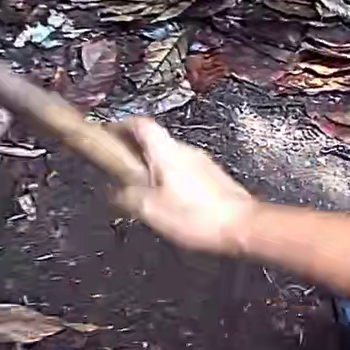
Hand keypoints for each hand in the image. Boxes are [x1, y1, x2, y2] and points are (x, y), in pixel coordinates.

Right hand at [110, 117, 259, 255]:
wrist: (243, 226)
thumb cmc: (198, 217)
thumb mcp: (152, 210)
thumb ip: (129, 196)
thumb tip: (116, 191)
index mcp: (167, 152)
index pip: (141, 124)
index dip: (120, 126)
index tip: (106, 136)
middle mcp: (187, 150)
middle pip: (155, 140)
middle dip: (134, 151)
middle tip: (120, 170)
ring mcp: (203, 162)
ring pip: (171, 156)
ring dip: (153, 166)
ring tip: (142, 189)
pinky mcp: (214, 176)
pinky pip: (185, 169)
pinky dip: (171, 177)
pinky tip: (169, 199)